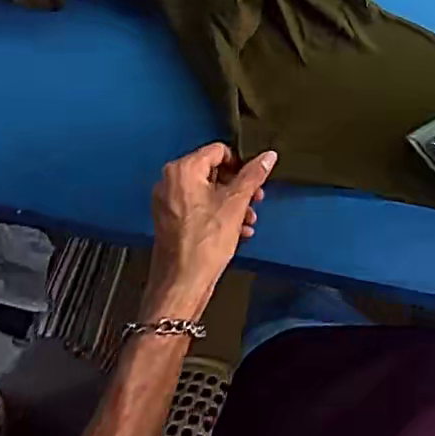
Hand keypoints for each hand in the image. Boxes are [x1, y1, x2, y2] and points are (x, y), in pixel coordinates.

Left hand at [144, 143, 274, 320]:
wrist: (182, 284)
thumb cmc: (205, 243)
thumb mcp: (237, 203)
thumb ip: (253, 175)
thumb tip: (267, 156)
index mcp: (183, 170)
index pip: (219, 151)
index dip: (240, 164)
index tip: (253, 180)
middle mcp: (169, 181)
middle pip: (212, 171)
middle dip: (237, 186)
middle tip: (255, 199)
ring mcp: (167, 201)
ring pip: (207, 191)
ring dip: (231, 202)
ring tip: (248, 219)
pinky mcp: (169, 219)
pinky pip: (197, 206)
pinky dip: (217, 213)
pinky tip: (236, 229)